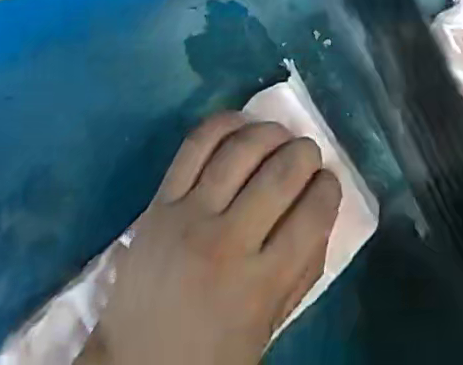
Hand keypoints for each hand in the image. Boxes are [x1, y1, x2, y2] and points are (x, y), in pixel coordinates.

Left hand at [78, 112, 342, 364]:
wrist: (132, 363)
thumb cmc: (209, 355)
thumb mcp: (267, 328)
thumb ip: (298, 274)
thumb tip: (320, 214)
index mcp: (259, 287)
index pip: (311, 219)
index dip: (329, 190)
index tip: (330, 181)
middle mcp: (226, 244)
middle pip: (279, 176)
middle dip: (305, 154)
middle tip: (310, 152)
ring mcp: (189, 216)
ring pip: (239, 151)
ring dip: (269, 133)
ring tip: (281, 134)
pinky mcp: (160, 200)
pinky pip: (194, 147)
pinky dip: (223, 125)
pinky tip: (240, 123)